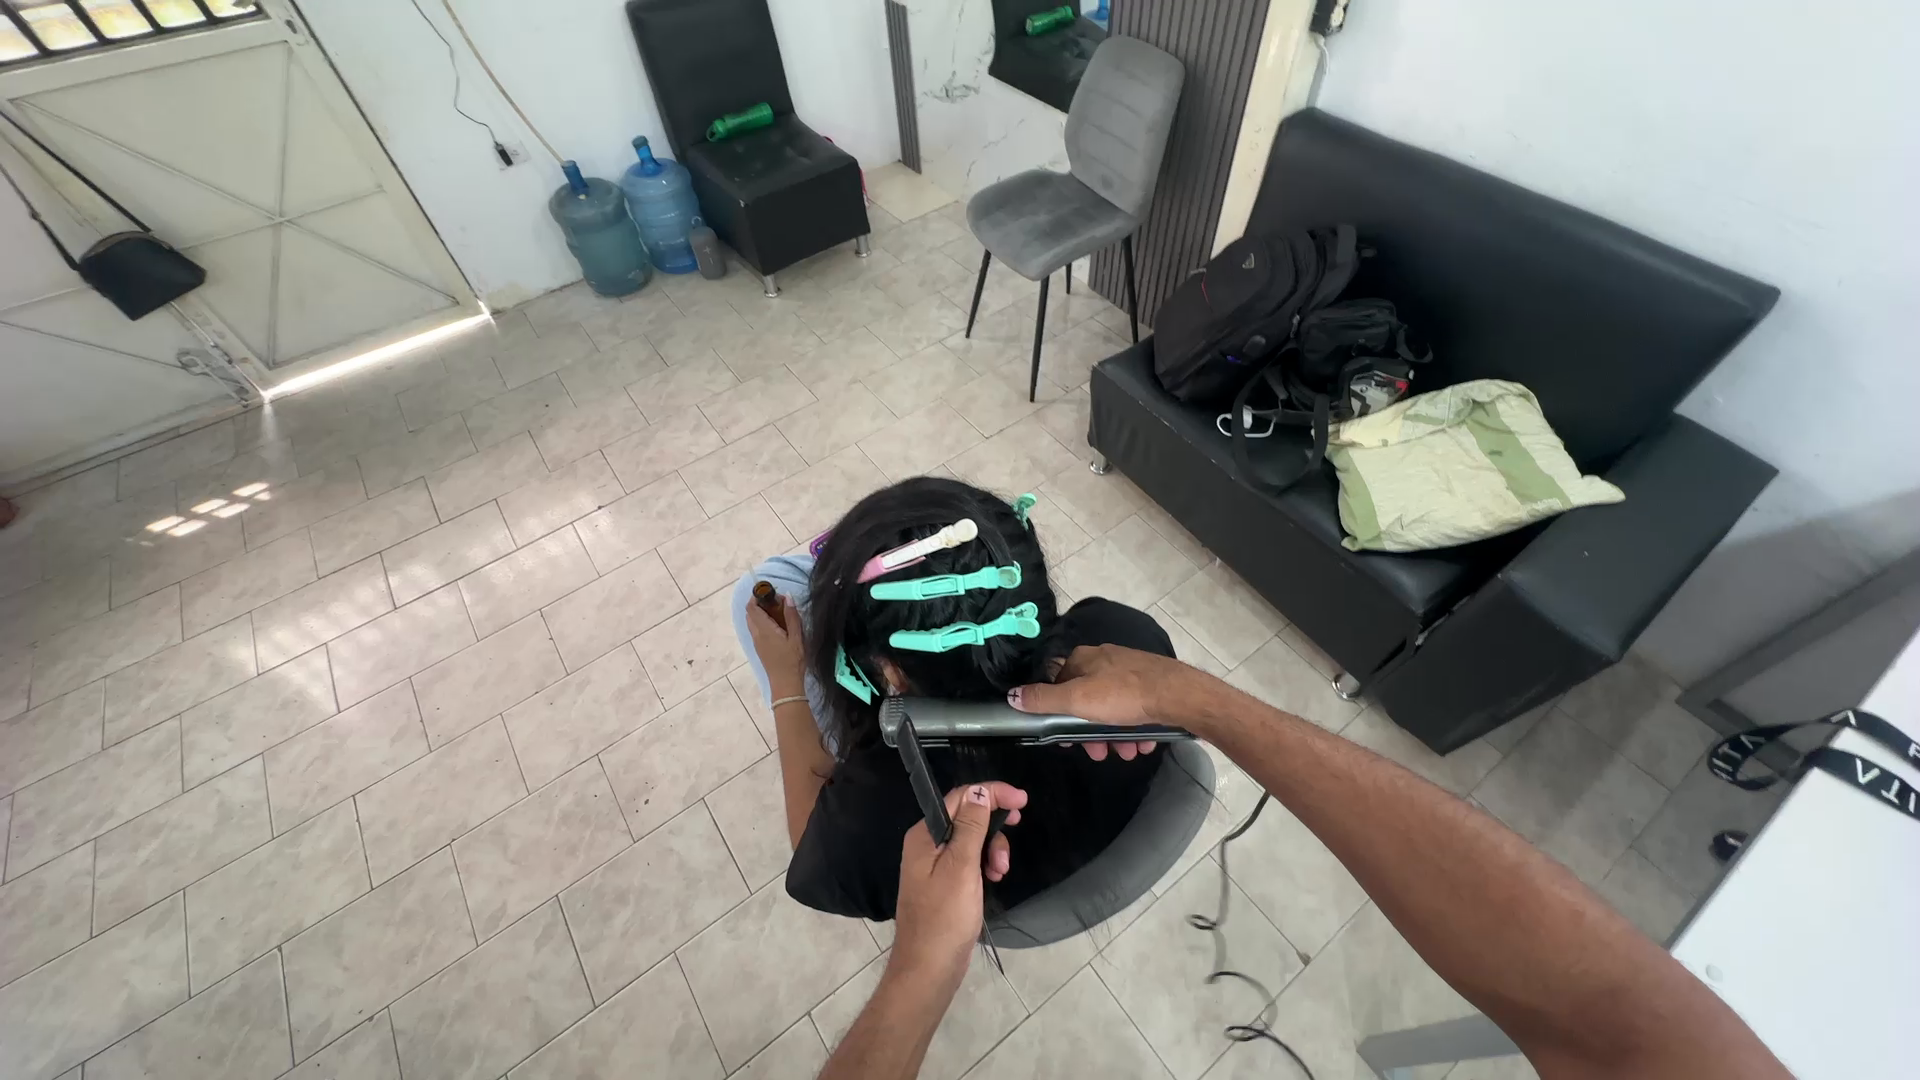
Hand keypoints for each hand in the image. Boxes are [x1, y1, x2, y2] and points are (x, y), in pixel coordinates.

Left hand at [744, 592, 805, 695]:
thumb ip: (792, 616)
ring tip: (779, 612)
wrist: (785, 683)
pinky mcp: (759, 648)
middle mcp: (756, 634)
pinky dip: (763, 622)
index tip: (771, 592)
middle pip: (750, 613)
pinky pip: (756, 629)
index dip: (757, 596)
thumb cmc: (793, 660)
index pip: (752, 607)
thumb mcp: (797, 637)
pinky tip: (778, 625)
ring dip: (761, 613)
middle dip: (760, 603)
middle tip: (777, 602)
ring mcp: (756, 642)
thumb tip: (787, 597)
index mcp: (764, 630)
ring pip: (752, 622)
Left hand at [890, 782, 1028, 987]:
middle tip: (1017, 827)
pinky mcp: (945, 882)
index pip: (960, 797)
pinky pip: (969, 860)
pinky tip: (995, 878)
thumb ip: (970, 826)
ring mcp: (935, 864)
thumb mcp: (961, 867)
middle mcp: (927, 843)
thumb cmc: (944, 917)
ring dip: (992, 847)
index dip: (991, 793)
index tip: (1022, 800)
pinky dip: (985, 864)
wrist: (928, 970)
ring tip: (1001, 870)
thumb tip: (979, 791)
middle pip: (967, 816)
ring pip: (972, 839)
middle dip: (994, 823)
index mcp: (925, 834)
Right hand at [1010, 644, 1197, 758]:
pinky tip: (1142, 743)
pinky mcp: (1150, 682)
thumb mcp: (1077, 701)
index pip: (1059, 686)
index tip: (1067, 739)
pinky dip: (1134, 728)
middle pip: (1087, 701)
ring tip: (1126, 753)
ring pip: (1113, 708)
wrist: (1177, 695)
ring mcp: (1129, 669)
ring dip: (1115, 735)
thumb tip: (1012, 696)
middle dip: (1092, 731)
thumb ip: (1043, 700)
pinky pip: (1134, 708)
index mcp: (1082, 659)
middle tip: (1100, 753)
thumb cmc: (1122, 696)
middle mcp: (1104, 659)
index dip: (1060, 715)